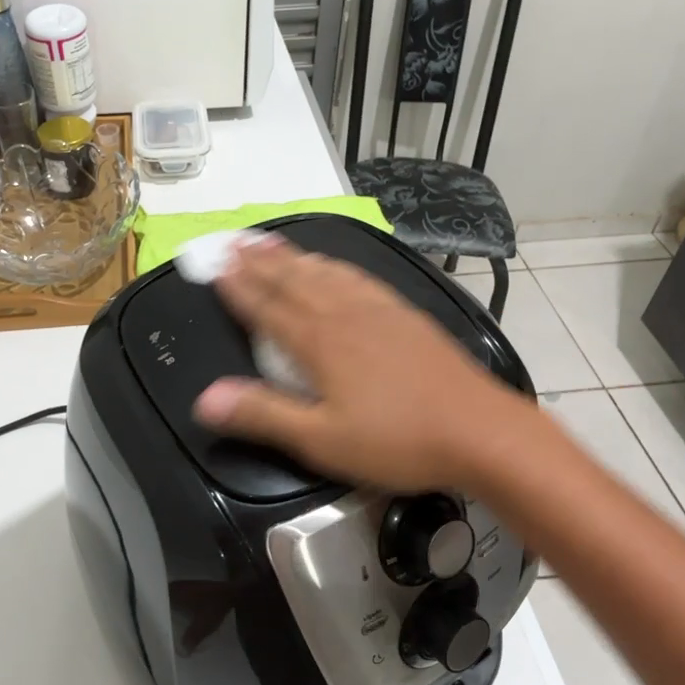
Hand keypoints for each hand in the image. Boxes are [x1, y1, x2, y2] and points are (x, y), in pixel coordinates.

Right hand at [191, 235, 527, 491]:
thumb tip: (204, 398)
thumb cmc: (396, 441)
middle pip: (292, 281)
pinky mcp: (405, 314)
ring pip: (325, 273)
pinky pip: (358, 278)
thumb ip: (263, 414)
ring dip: (293, 257)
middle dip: (259, 263)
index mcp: (318, 342)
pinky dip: (334, 266)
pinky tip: (333, 265)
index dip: (238, 287)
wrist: (480, 430)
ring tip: (271, 243)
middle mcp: (343, 314)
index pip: (267, 308)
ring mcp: (378, 310)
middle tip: (232, 243)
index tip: (214, 266)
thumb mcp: (321, 440)